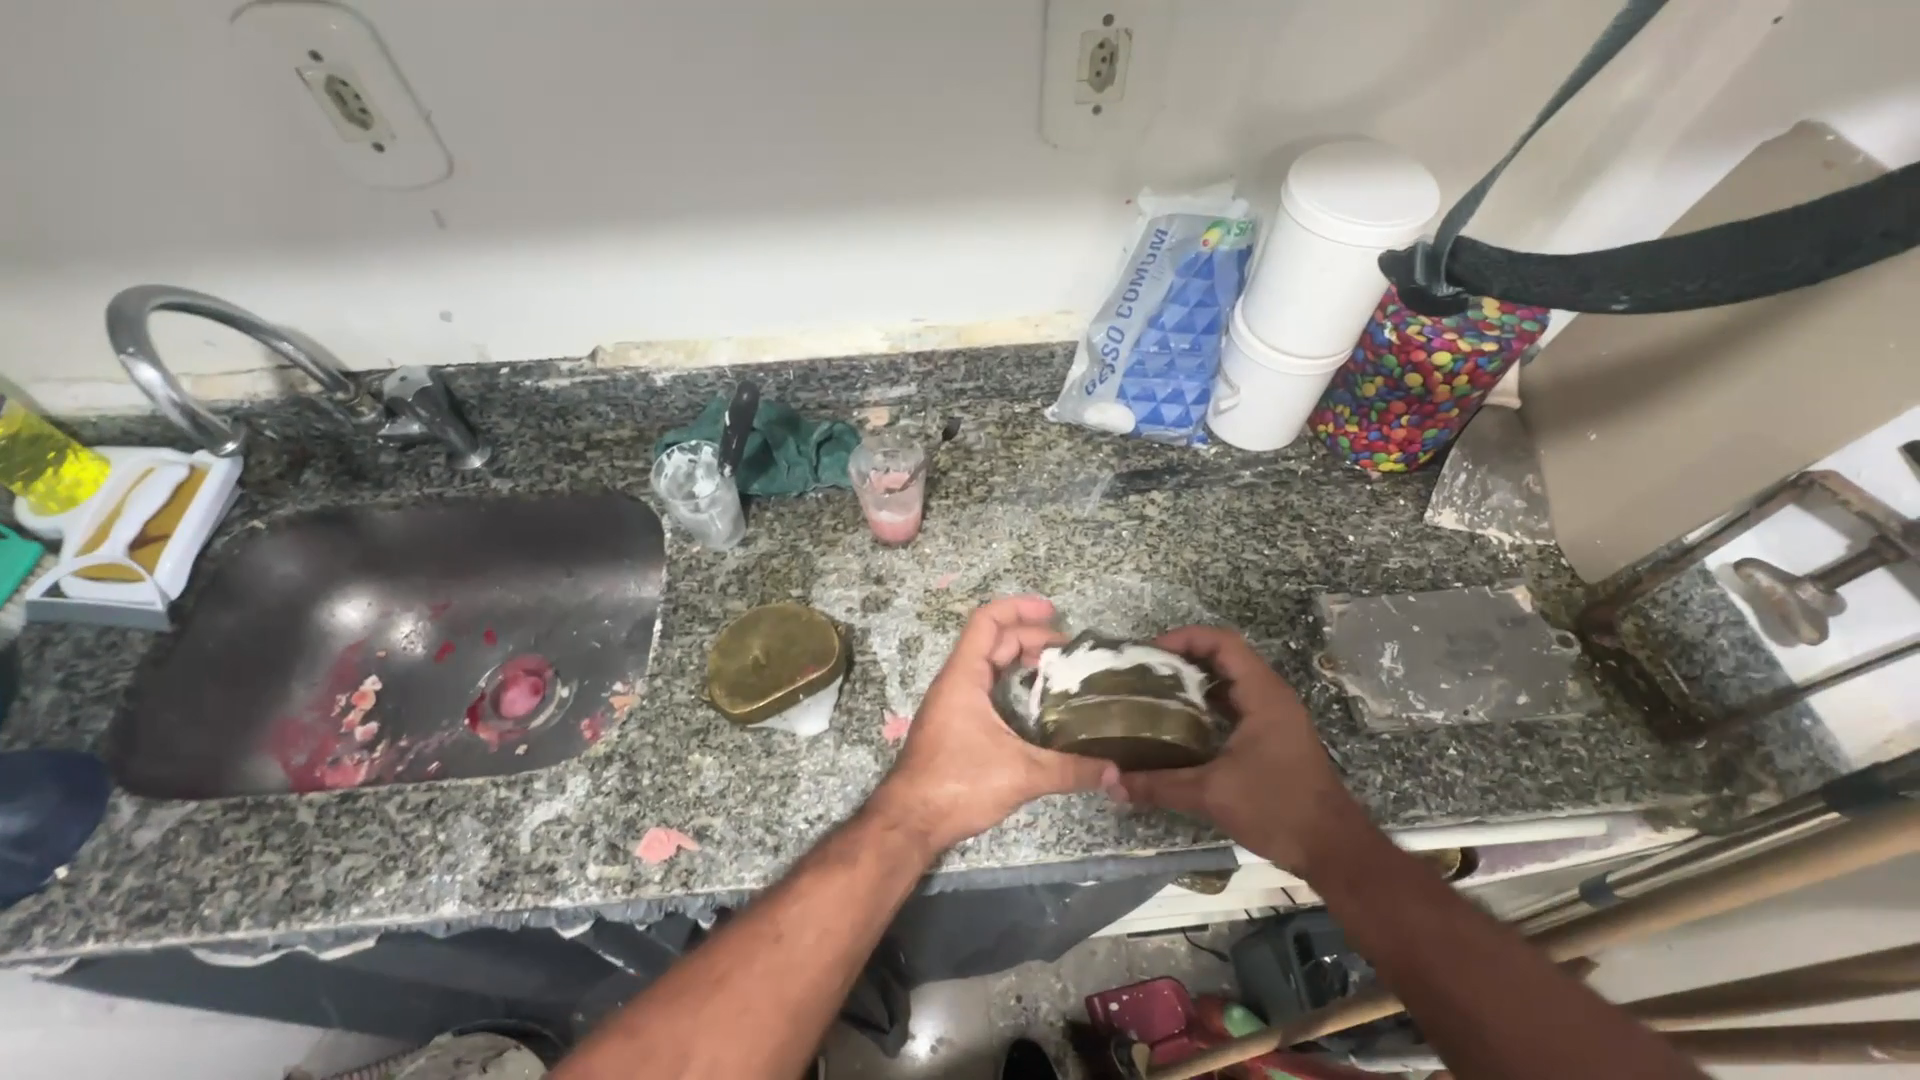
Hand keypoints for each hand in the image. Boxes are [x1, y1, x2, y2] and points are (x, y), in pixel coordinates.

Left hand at [867, 595, 1117, 853]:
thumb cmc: (957, 784)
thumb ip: (1070, 770)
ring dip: (1021, 662)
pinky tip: (1037, 709)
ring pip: (989, 667)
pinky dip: (1012, 687)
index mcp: (963, 677)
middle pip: (993, 642)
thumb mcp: (1021, 774)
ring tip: (1059, 673)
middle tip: (1070, 652)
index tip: (1053, 612)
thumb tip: (1115, 771)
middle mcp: (955, 683)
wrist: (909, 821)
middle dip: (1031, 638)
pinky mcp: (955, 727)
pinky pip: (986, 690)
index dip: (1019, 608)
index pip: (987, 621)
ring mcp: (952, 705)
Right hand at [1118, 626, 1367, 871]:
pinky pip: (1236, 706)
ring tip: (1154, 694)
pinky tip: (1179, 727)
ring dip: (1195, 683)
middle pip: (1225, 658)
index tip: (1149, 652)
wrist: (1332, 848)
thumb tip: (1111, 784)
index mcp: (1263, 695)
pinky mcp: (1273, 738)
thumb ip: (1159, 785)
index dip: (1186, 638)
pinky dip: (1207, 707)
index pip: (1224, 643)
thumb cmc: (1277, 809)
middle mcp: (1271, 697)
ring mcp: (1275, 718)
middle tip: (1144, 673)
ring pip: (1231, 683)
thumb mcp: (1212, 795)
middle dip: (1183, 659)